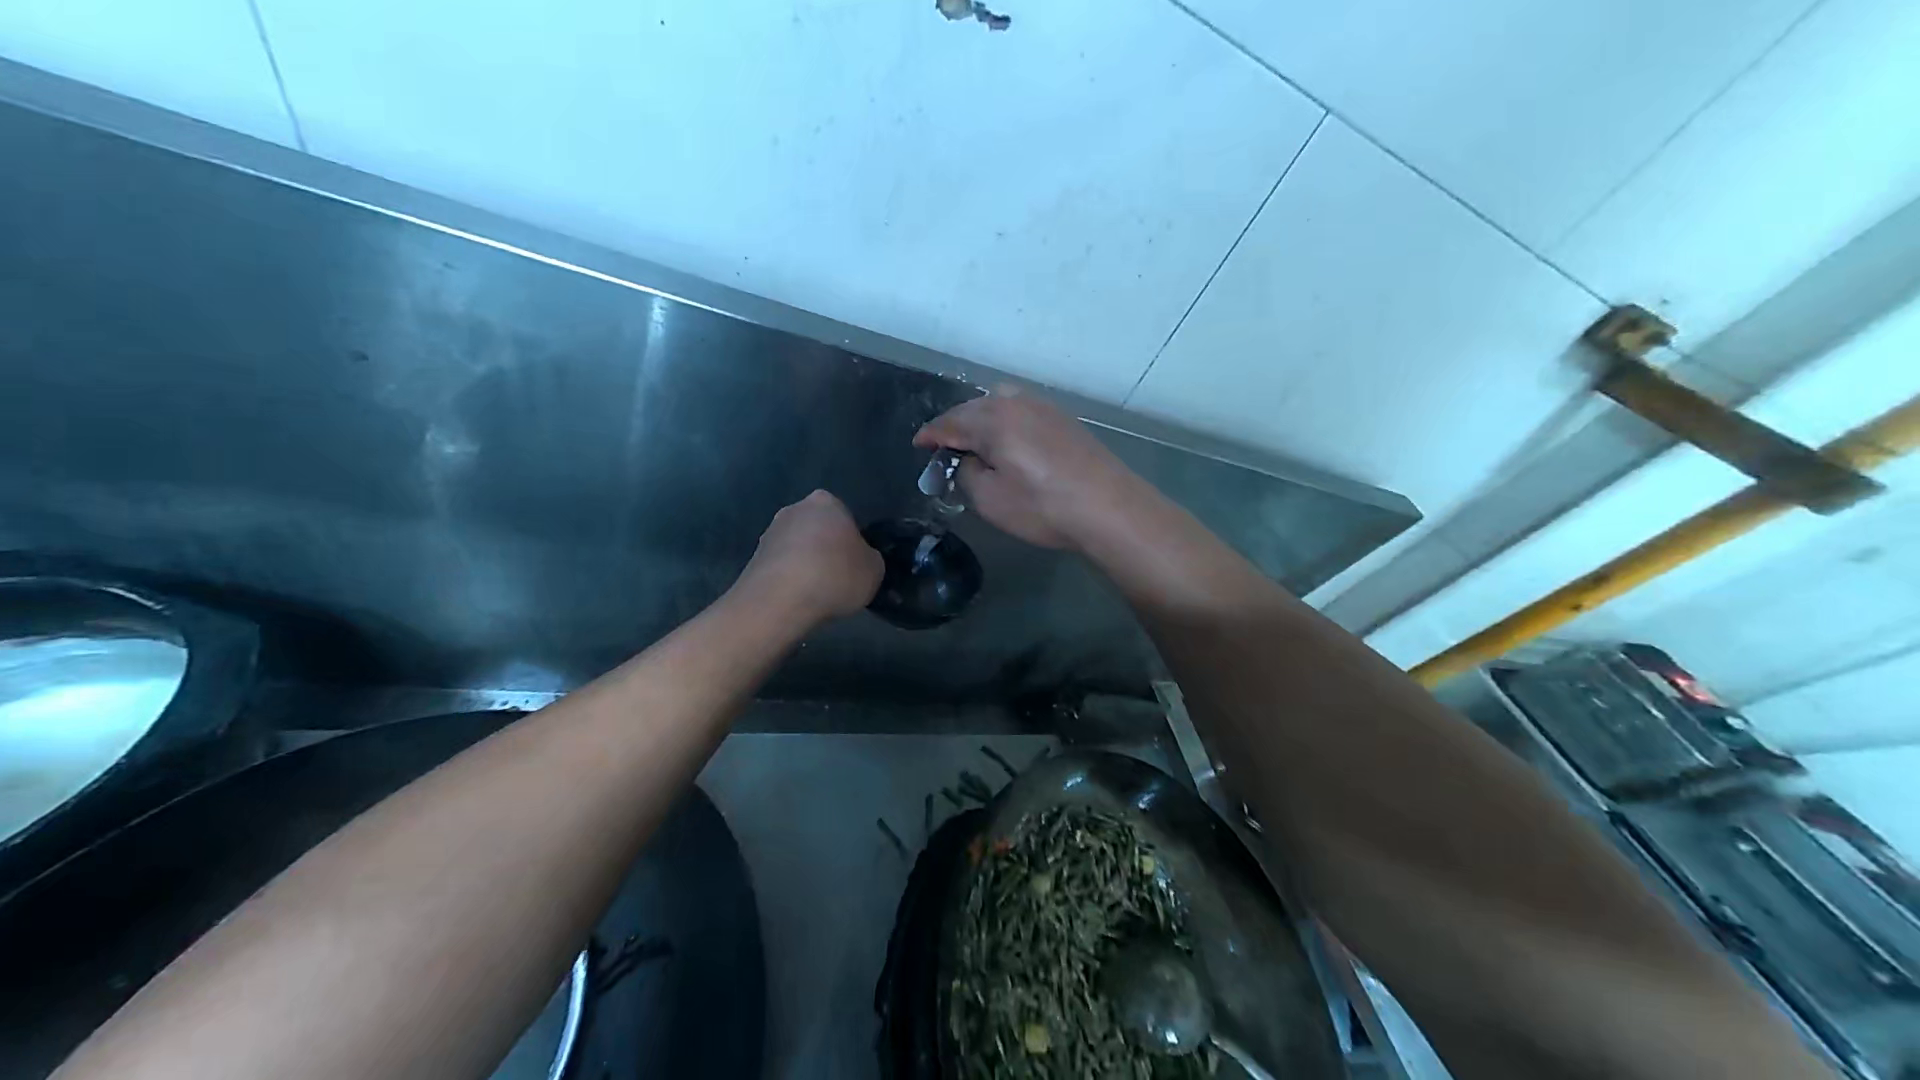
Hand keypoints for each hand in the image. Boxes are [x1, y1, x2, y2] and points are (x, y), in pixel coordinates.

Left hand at [734, 490, 883, 622]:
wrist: (780, 600)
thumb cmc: (835, 575)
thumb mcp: (875, 570)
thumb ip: (870, 558)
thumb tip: (861, 560)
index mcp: (827, 502)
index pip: (845, 518)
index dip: (852, 542)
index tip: (854, 565)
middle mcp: (795, 509)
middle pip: (818, 529)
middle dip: (826, 549)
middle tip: (837, 578)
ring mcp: (770, 532)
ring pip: (797, 547)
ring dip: (806, 564)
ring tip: (816, 593)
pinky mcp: (754, 557)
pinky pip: (781, 566)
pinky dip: (789, 579)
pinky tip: (797, 598)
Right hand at [914, 387, 1146, 551]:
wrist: (1109, 508)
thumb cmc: (1043, 506)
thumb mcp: (990, 499)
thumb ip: (967, 474)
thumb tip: (966, 461)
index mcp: (993, 419)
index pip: (949, 422)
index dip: (930, 435)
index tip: (919, 446)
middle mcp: (1017, 403)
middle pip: (973, 408)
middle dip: (954, 426)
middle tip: (944, 449)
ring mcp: (1045, 408)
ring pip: (1000, 405)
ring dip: (982, 420)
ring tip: (975, 444)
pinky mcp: (1065, 420)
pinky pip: (1022, 412)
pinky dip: (1006, 422)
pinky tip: (1009, 443)